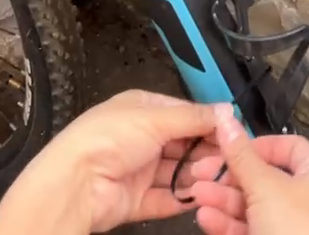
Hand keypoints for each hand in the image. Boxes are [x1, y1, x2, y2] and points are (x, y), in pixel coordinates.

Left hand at [0, 90, 221, 234]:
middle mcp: (141, 136)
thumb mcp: (154, 118)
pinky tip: (199, 197)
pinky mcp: (137, 199)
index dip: (208, 122)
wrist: (76, 184)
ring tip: (216, 178)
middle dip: (205, 150)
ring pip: (177, 171)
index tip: (232, 132)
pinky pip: (166, 199)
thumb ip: (193, 117)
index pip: (183, 113)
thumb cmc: (105, 139)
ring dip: (196, 175)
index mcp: (142, 108)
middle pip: (182, 143)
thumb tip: (225, 109)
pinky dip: (182, 199)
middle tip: (228, 158)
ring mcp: (139, 169)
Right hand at [188, 109, 308, 234]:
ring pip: (254, 204)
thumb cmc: (295, 230)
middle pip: (264, 176)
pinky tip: (205, 218)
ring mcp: (294, 227)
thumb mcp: (265, 187)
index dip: (256, 144)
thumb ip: (241, 154)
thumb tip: (225, 119)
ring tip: (195, 194)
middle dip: (229, 175)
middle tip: (200, 172)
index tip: (227, 146)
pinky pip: (252, 228)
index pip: (287, 145)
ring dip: (223, 199)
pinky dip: (229, 223)